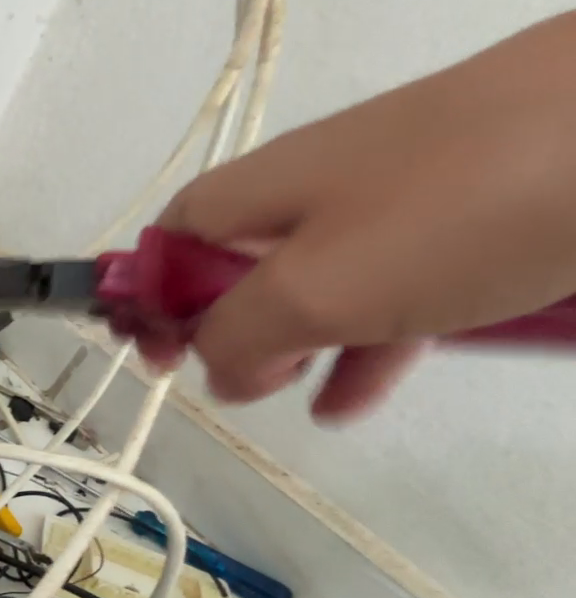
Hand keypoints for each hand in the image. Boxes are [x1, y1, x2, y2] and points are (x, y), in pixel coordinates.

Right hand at [150, 10, 575, 421]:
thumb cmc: (446, 209)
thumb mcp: (310, 292)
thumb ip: (235, 339)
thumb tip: (219, 370)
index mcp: (238, 200)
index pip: (157, 255)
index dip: (144, 308)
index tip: (158, 359)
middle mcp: (293, 197)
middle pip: (227, 275)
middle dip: (223, 336)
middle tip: (246, 385)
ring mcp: (378, 206)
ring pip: (309, 290)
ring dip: (294, 349)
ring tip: (301, 400)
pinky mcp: (455, 219)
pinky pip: (387, 292)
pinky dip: (365, 343)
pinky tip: (362, 393)